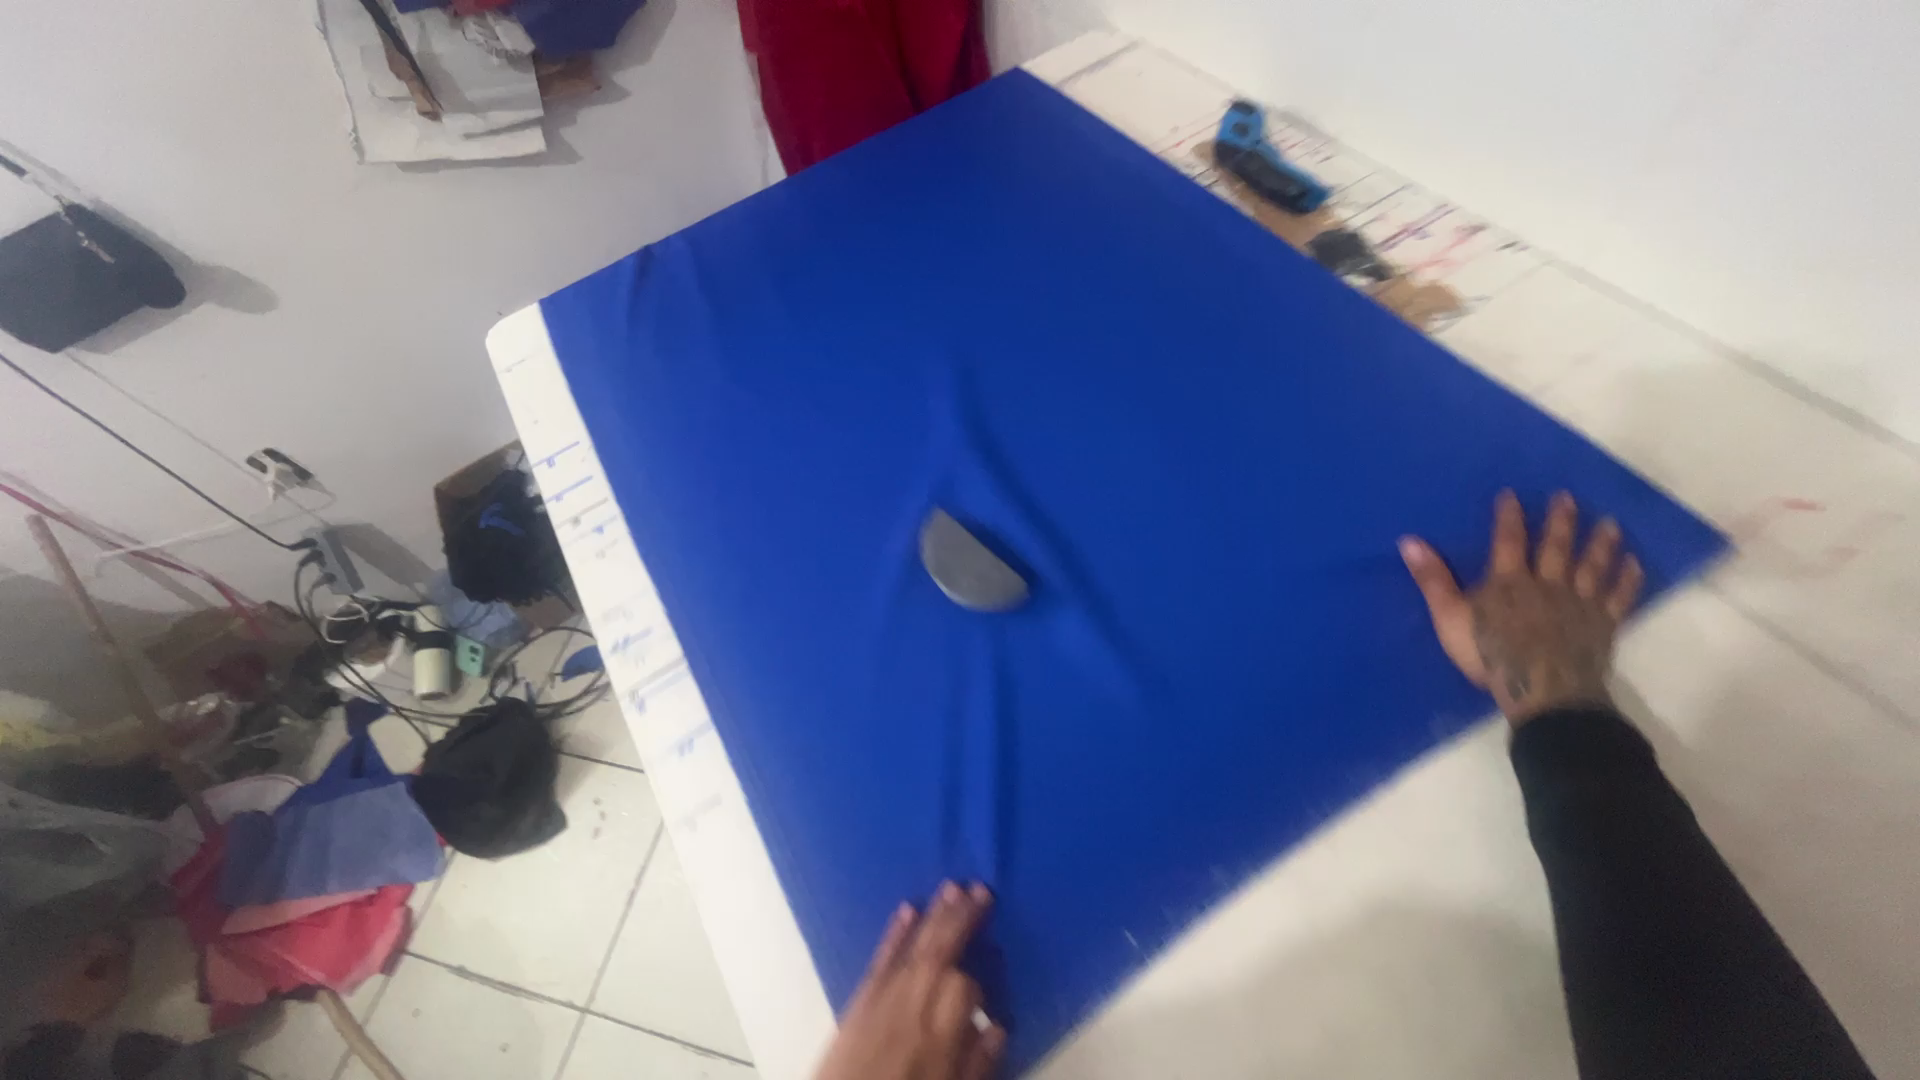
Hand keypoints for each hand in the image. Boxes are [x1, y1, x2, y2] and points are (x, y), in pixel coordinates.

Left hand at [815, 882, 1005, 1079]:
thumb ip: (976, 1063)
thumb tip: (997, 1026)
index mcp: (939, 1035)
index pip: (965, 986)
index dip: (981, 976)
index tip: (992, 971)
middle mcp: (912, 1007)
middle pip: (940, 954)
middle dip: (961, 919)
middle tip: (981, 888)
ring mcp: (883, 999)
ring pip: (914, 949)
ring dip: (934, 916)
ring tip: (952, 887)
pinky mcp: (859, 999)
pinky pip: (880, 960)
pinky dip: (894, 934)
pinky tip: (907, 909)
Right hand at [1399, 491, 1642, 726]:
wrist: (1543, 690)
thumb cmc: (1490, 654)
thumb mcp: (1449, 616)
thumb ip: (1432, 579)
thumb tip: (1409, 541)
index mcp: (1509, 581)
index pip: (1508, 541)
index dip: (1509, 517)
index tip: (1512, 495)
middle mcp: (1548, 584)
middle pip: (1556, 547)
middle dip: (1561, 521)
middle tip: (1568, 497)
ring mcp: (1580, 603)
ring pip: (1592, 566)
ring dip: (1601, 543)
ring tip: (1609, 523)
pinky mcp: (1603, 624)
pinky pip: (1619, 597)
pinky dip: (1627, 579)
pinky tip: (1633, 564)